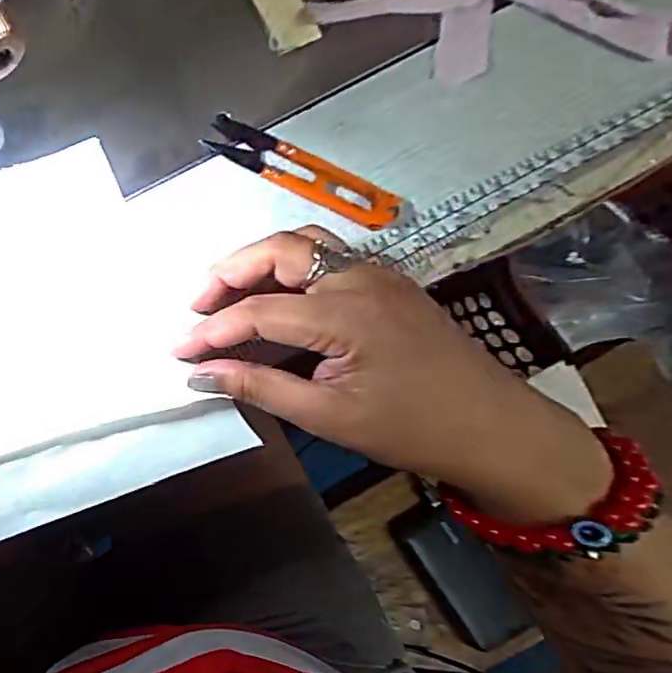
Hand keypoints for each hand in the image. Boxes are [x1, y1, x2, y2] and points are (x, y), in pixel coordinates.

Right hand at [176, 229, 610, 523]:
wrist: (491, 427)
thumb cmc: (412, 427)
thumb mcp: (327, 414)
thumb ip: (260, 387)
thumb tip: (204, 374)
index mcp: (345, 312)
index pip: (258, 310)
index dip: (213, 330)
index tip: (180, 350)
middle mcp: (360, 278)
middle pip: (279, 250)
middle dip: (229, 273)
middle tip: (198, 306)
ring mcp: (379, 274)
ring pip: (305, 244)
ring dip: (261, 262)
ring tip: (229, 294)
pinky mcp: (389, 283)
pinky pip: (329, 259)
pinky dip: (291, 269)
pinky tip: (277, 297)